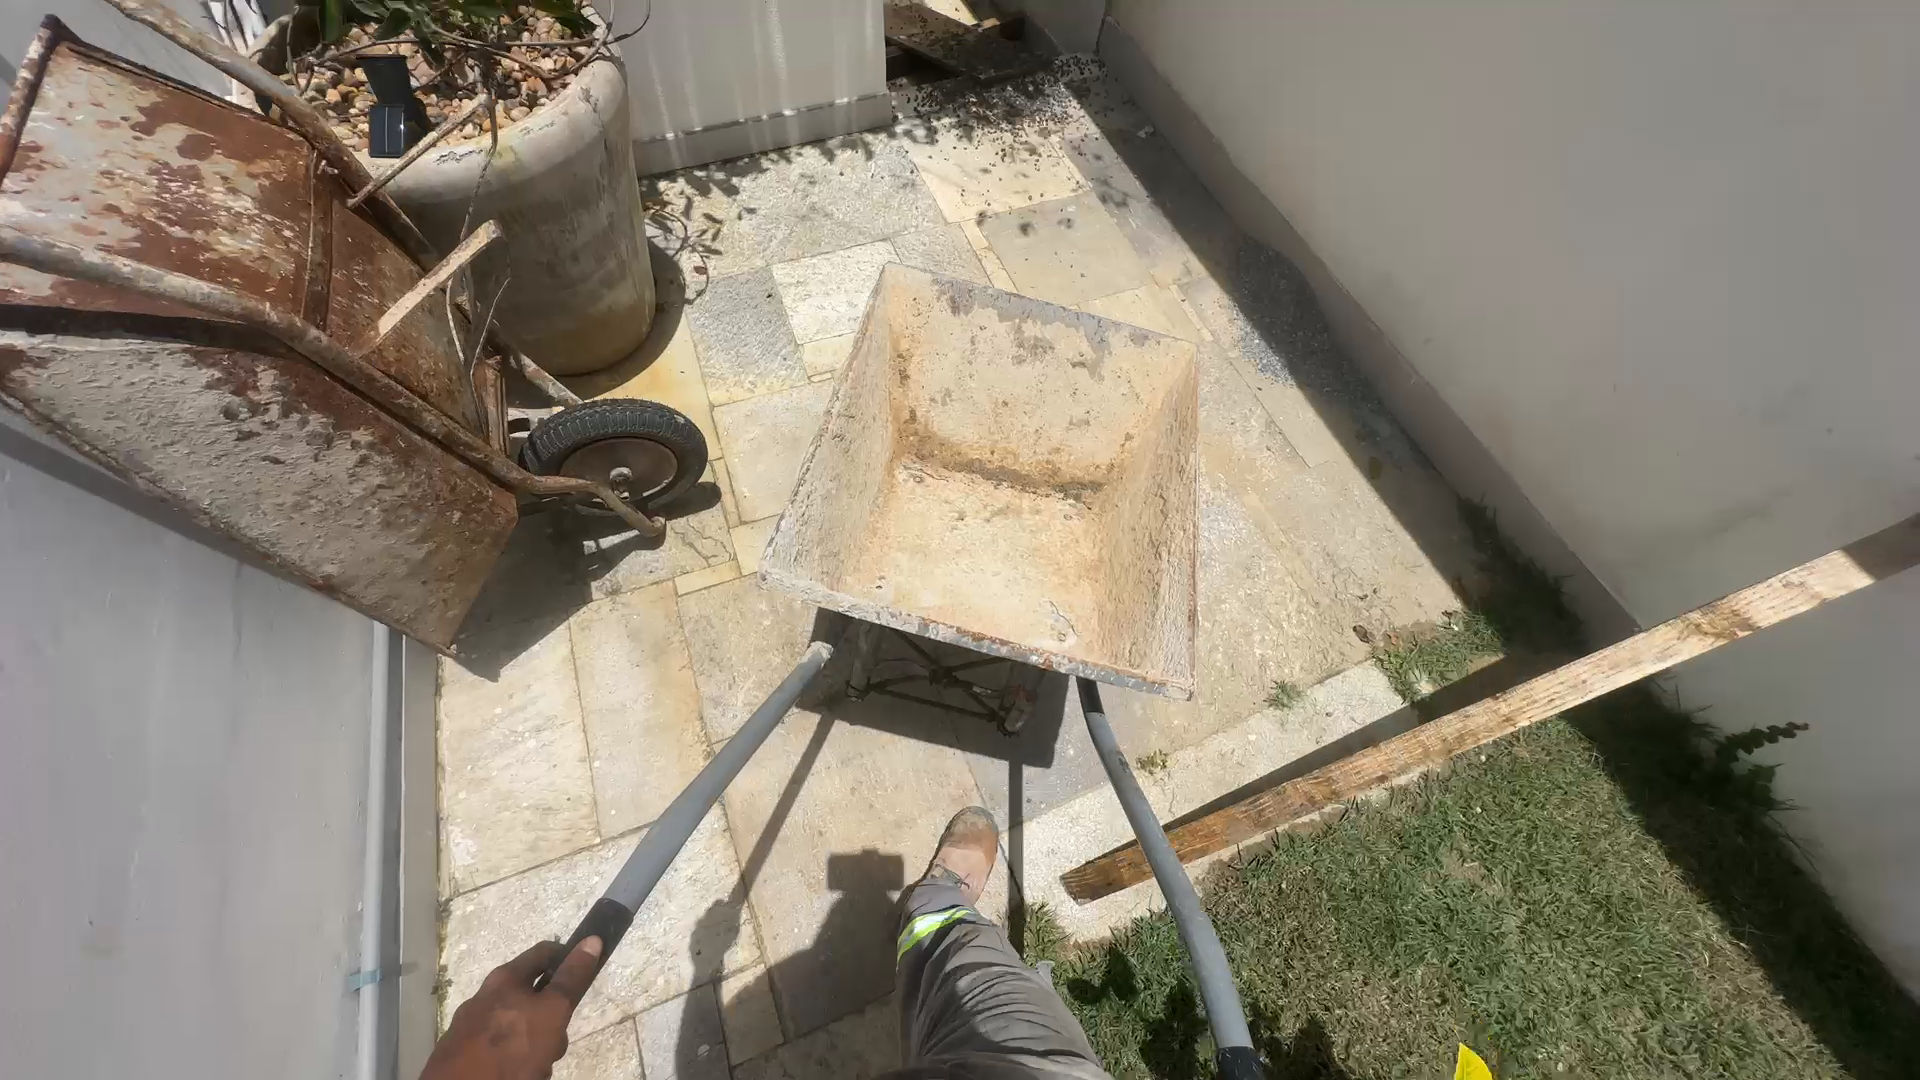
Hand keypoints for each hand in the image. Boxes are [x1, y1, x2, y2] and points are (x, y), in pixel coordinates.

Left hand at [420, 936, 602, 1079]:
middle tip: (559, 1037)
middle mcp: (482, 998)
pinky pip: (497, 1051)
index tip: (582, 978)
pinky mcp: (458, 1060)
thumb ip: (572, 978)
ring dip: (534, 1042)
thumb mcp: (553, 1011)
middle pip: (531, 995)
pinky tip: (518, 1075)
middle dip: (552, 1016)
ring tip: (539, 1065)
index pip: (545, 952)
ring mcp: (467, 1030)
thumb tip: (592, 939)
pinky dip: (512, 1060)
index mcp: (504, 979)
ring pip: (516, 1027)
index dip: (568, 958)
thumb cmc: (510, 1050)